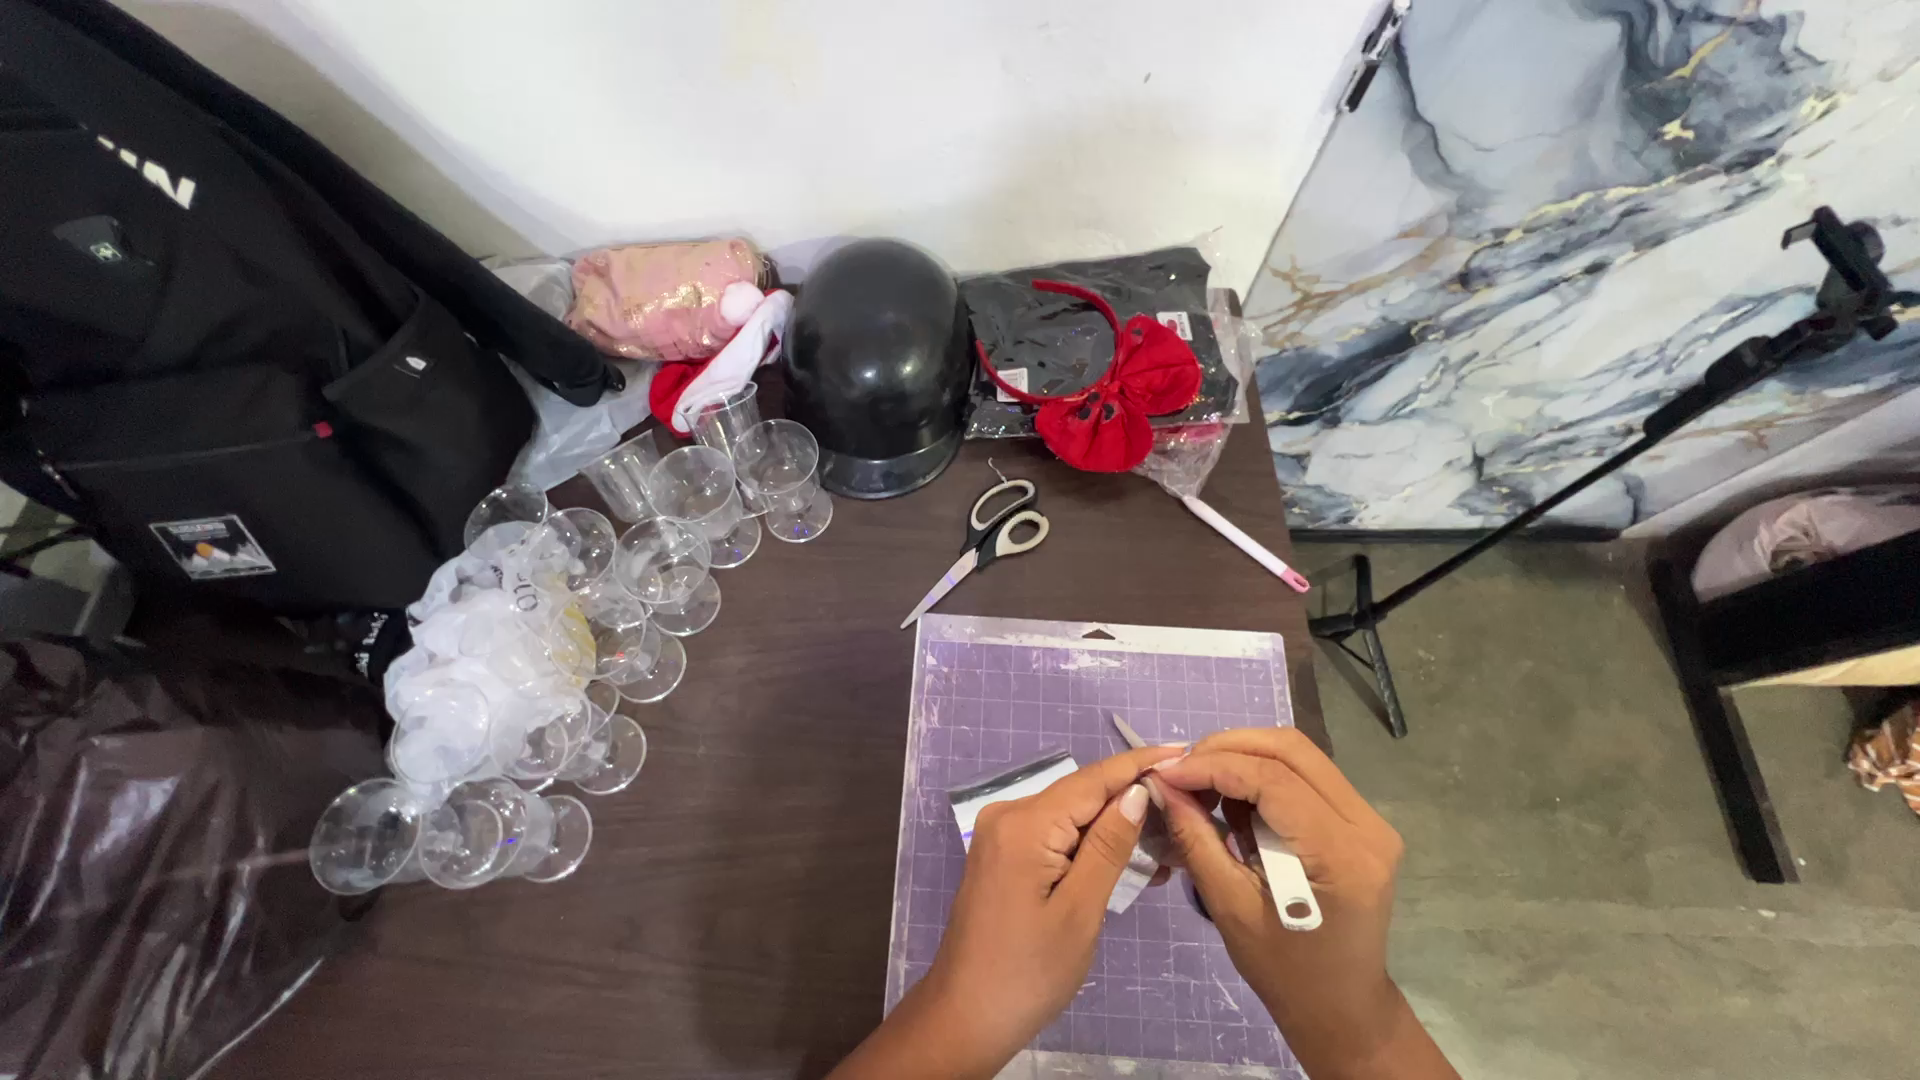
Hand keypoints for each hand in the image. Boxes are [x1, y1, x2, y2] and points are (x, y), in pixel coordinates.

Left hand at [827, 745, 1179, 1079]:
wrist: (966, 1014)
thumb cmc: (1028, 971)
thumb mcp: (1080, 910)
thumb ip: (1108, 846)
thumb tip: (1136, 792)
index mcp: (1025, 823)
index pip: (1092, 779)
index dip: (1138, 764)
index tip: (1181, 751)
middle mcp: (1008, 815)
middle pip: (1080, 793)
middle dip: (1131, 796)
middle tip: (1185, 805)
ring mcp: (1002, 833)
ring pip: (1069, 813)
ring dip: (1113, 824)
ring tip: (1166, 836)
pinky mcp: (1003, 853)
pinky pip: (1054, 833)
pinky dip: (1089, 842)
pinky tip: (1125, 857)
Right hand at [1149, 728, 1456, 1079]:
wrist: (1342, 1008)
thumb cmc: (1285, 970)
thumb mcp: (1230, 907)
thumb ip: (1197, 839)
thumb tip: (1162, 785)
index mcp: (1341, 856)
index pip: (1272, 780)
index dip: (1213, 766)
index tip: (1166, 773)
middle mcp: (1367, 826)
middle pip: (1290, 749)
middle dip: (1226, 748)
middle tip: (1182, 770)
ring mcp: (1369, 820)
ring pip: (1297, 752)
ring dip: (1242, 756)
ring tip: (1202, 783)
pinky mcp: (1359, 820)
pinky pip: (1304, 772)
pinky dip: (1260, 772)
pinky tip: (1232, 797)